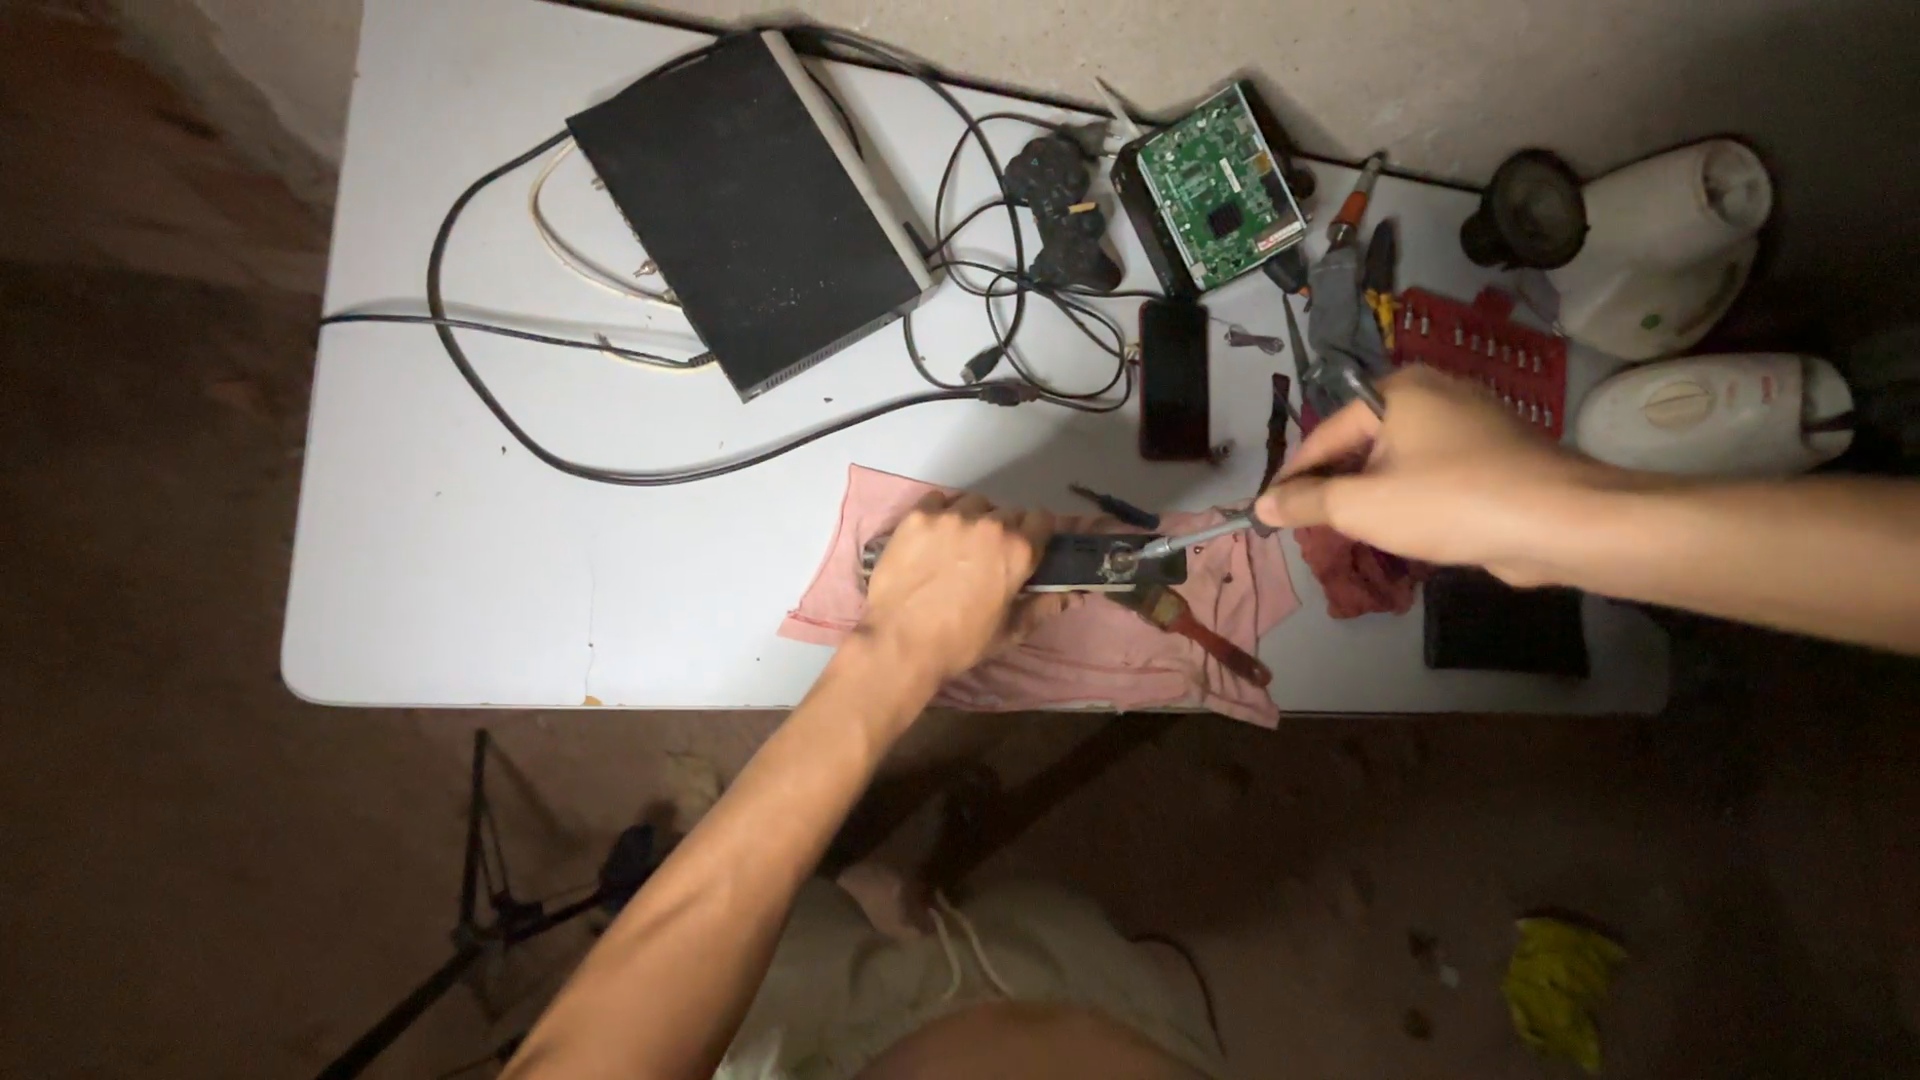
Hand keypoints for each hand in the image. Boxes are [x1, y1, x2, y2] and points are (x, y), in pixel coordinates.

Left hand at [859, 492, 1056, 683]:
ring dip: (972, 518)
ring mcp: (951, 517)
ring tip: (957, 544)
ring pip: (973, 503)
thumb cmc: (960, 642)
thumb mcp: (1010, 631)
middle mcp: (989, 524)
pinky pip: (937, 501)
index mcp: (1018, 550)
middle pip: (1007, 512)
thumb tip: (1075, 595)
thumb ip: (1045, 606)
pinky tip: (932, 537)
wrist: (899, 642)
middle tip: (986, 556)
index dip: (1035, 533)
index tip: (1024, 548)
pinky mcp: (918, 516)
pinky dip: (939, 513)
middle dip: (1002, 530)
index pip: (1042, 519)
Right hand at [1255, 365, 1616, 584]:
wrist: (1563, 523)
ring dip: (1370, 494)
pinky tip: (1403, 526)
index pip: (1324, 436)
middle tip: (1310, 525)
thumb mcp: (1360, 506)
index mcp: (1397, 391)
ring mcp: (1471, 420)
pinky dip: (1409, 495)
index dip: (1294, 478)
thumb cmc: (1448, 502)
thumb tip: (1262, 505)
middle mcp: (1434, 393)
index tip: (1272, 512)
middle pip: (1360, 444)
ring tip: (1350, 530)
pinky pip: (1432, 470)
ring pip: (1396, 459)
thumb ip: (1306, 503)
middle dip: (1333, 486)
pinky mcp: (1497, 451)